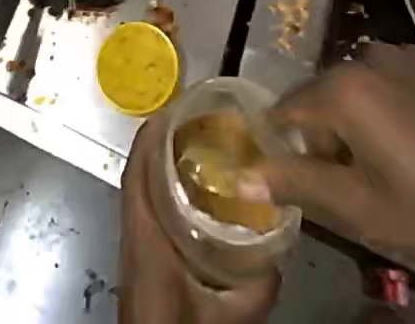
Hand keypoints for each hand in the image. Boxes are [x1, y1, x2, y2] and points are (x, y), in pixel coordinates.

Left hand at [119, 114, 279, 323]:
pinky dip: (159, 183)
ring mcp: (133, 237)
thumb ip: (257, 285)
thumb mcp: (229, 313)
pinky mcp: (139, 249)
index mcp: (145, 233)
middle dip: (159, 141)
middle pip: (137, 170)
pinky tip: (186, 185)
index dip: (150, 137)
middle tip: (192, 123)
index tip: (172, 111)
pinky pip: (144, 203)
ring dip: (158, 160)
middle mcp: (133, 228)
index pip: (137, 171)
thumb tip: (281, 254)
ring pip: (139, 185)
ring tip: (190, 142)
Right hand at [242, 44, 414, 323]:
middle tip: (347, 185)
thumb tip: (240, 175)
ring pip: (358, 88)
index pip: (284, 110)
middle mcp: (370, 57)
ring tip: (388, 169)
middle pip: (321, 94)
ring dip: (357, 121)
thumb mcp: (366, 213)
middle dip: (322, 134)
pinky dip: (391, 110)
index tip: (294, 179)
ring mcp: (412, 57)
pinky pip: (395, 83)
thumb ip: (297, 184)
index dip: (282, 146)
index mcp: (345, 88)